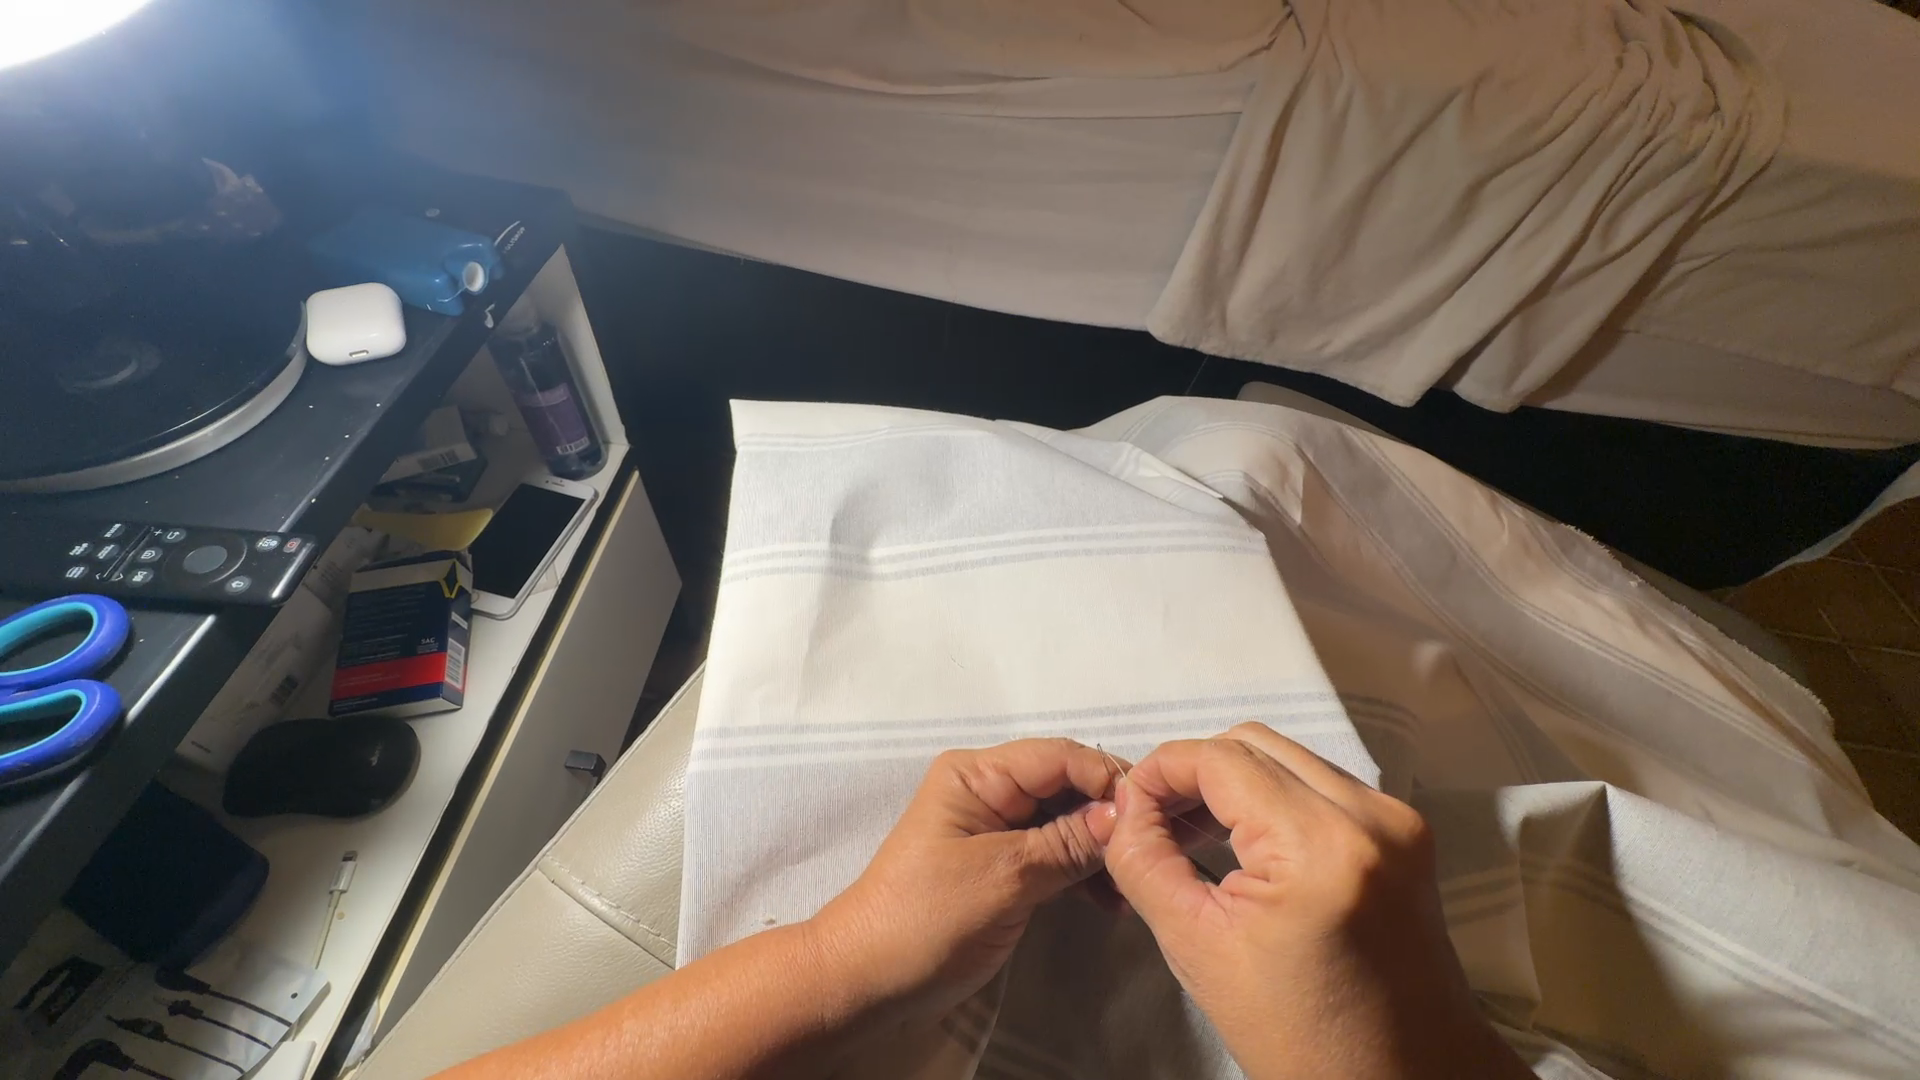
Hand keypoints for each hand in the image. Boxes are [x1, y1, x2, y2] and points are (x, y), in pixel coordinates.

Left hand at [809, 739, 1123, 1020]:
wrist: (869, 977)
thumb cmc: (929, 916)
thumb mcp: (1004, 877)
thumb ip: (1065, 843)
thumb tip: (1124, 814)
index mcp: (978, 774)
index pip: (1056, 757)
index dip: (1106, 777)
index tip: (1153, 811)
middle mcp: (989, 788)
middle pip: (1063, 784)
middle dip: (1109, 813)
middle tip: (1156, 846)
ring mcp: (996, 825)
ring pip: (1063, 819)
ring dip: (1099, 847)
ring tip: (1134, 884)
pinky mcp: (1003, 861)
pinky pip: (1053, 850)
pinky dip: (1081, 870)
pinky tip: (1109, 900)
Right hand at [1105, 724, 1530, 1079]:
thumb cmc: (1298, 1033)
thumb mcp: (1194, 945)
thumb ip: (1142, 857)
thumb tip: (1124, 801)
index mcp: (1320, 846)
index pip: (1220, 759)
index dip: (1162, 768)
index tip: (1130, 802)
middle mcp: (1369, 814)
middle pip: (1252, 743)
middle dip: (1193, 769)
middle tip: (1156, 814)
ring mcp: (1394, 816)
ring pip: (1283, 754)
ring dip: (1229, 777)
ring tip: (1192, 825)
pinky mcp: (1403, 827)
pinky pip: (1314, 777)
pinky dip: (1267, 791)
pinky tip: (1240, 833)